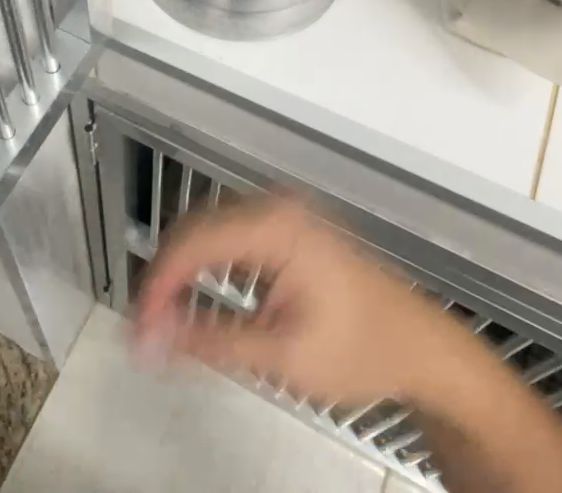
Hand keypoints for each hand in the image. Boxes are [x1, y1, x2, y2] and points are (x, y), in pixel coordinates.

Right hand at [132, 195, 476, 404]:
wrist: (423, 348)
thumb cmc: (363, 350)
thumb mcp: (284, 355)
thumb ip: (212, 339)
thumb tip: (152, 335)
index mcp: (277, 226)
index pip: (193, 241)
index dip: (157, 284)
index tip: (139, 328)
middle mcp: (276, 205)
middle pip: (194, 228)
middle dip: (163, 276)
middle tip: (145, 328)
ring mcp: (283, 211)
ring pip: (206, 228)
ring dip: (179, 269)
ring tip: (162, 316)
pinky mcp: (287, 225)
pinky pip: (227, 233)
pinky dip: (203, 264)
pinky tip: (193, 294)